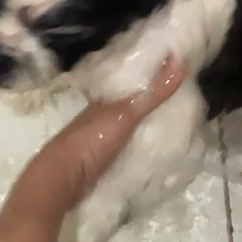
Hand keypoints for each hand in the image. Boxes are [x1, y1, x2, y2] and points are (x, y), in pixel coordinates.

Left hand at [8, 58, 186, 219]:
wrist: (60, 181)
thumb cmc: (90, 141)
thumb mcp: (125, 113)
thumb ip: (151, 93)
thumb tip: (180, 59)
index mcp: (103, 101)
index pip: (128, 82)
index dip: (148, 76)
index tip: (174, 70)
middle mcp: (99, 118)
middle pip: (127, 106)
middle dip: (147, 104)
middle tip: (181, 101)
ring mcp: (97, 143)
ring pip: (125, 129)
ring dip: (143, 128)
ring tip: (173, 127)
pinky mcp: (99, 165)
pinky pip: (124, 151)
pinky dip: (138, 148)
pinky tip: (152, 152)